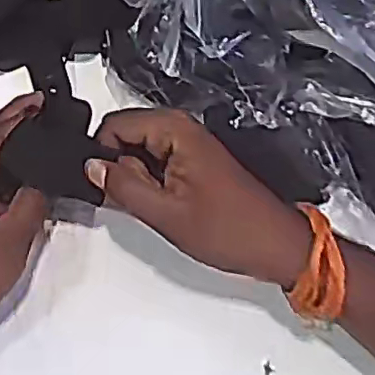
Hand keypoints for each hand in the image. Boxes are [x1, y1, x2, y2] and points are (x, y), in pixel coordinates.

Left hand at [0, 92, 50, 339]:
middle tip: (44, 110)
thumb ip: (33, 201)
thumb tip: (45, 180)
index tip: (40, 101)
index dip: (20, 114)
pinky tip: (29, 175)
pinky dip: (9, 171)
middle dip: (18, 124)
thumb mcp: (11, 237)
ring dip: (15, 149)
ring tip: (43, 139)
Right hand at [87, 108, 311, 286]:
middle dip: (123, 168)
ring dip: (138, 177)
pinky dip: (151, 180)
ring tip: (160, 205)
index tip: (113, 186)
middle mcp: (179, 125)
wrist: (281, 249)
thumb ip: (122, 187)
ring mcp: (186, 140)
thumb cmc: (234, 231)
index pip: (112, 126)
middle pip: (124, 136)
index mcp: (172, 128)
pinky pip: (153, 159)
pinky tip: (168, 203)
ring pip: (136, 150)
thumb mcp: (167, 215)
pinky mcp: (191, 155)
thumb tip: (92, 167)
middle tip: (143, 201)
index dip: (105, 156)